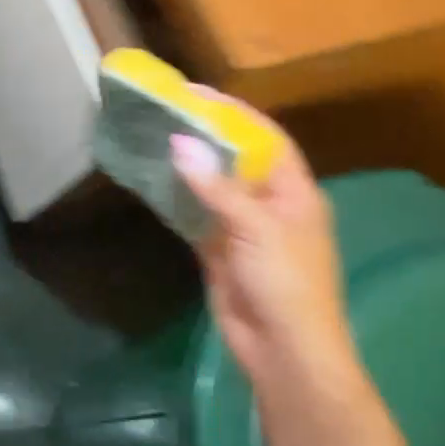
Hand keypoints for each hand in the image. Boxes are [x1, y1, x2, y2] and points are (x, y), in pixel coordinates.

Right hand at [170, 96, 355, 387]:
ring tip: (150, 136)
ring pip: (211, 185)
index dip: (234, 113)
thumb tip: (179, 142)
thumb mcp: (256, 228)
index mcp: (295, 193)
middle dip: (204, 135)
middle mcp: (270, 204)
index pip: (265, 139)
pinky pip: (194, 214)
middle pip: (235, 158)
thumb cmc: (285, 283)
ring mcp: (243, 228)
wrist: (284, 352)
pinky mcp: (219, 250)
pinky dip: (174, 196)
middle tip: (165, 110)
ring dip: (185, 164)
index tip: (196, 93)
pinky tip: (149, 178)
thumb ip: (217, 186)